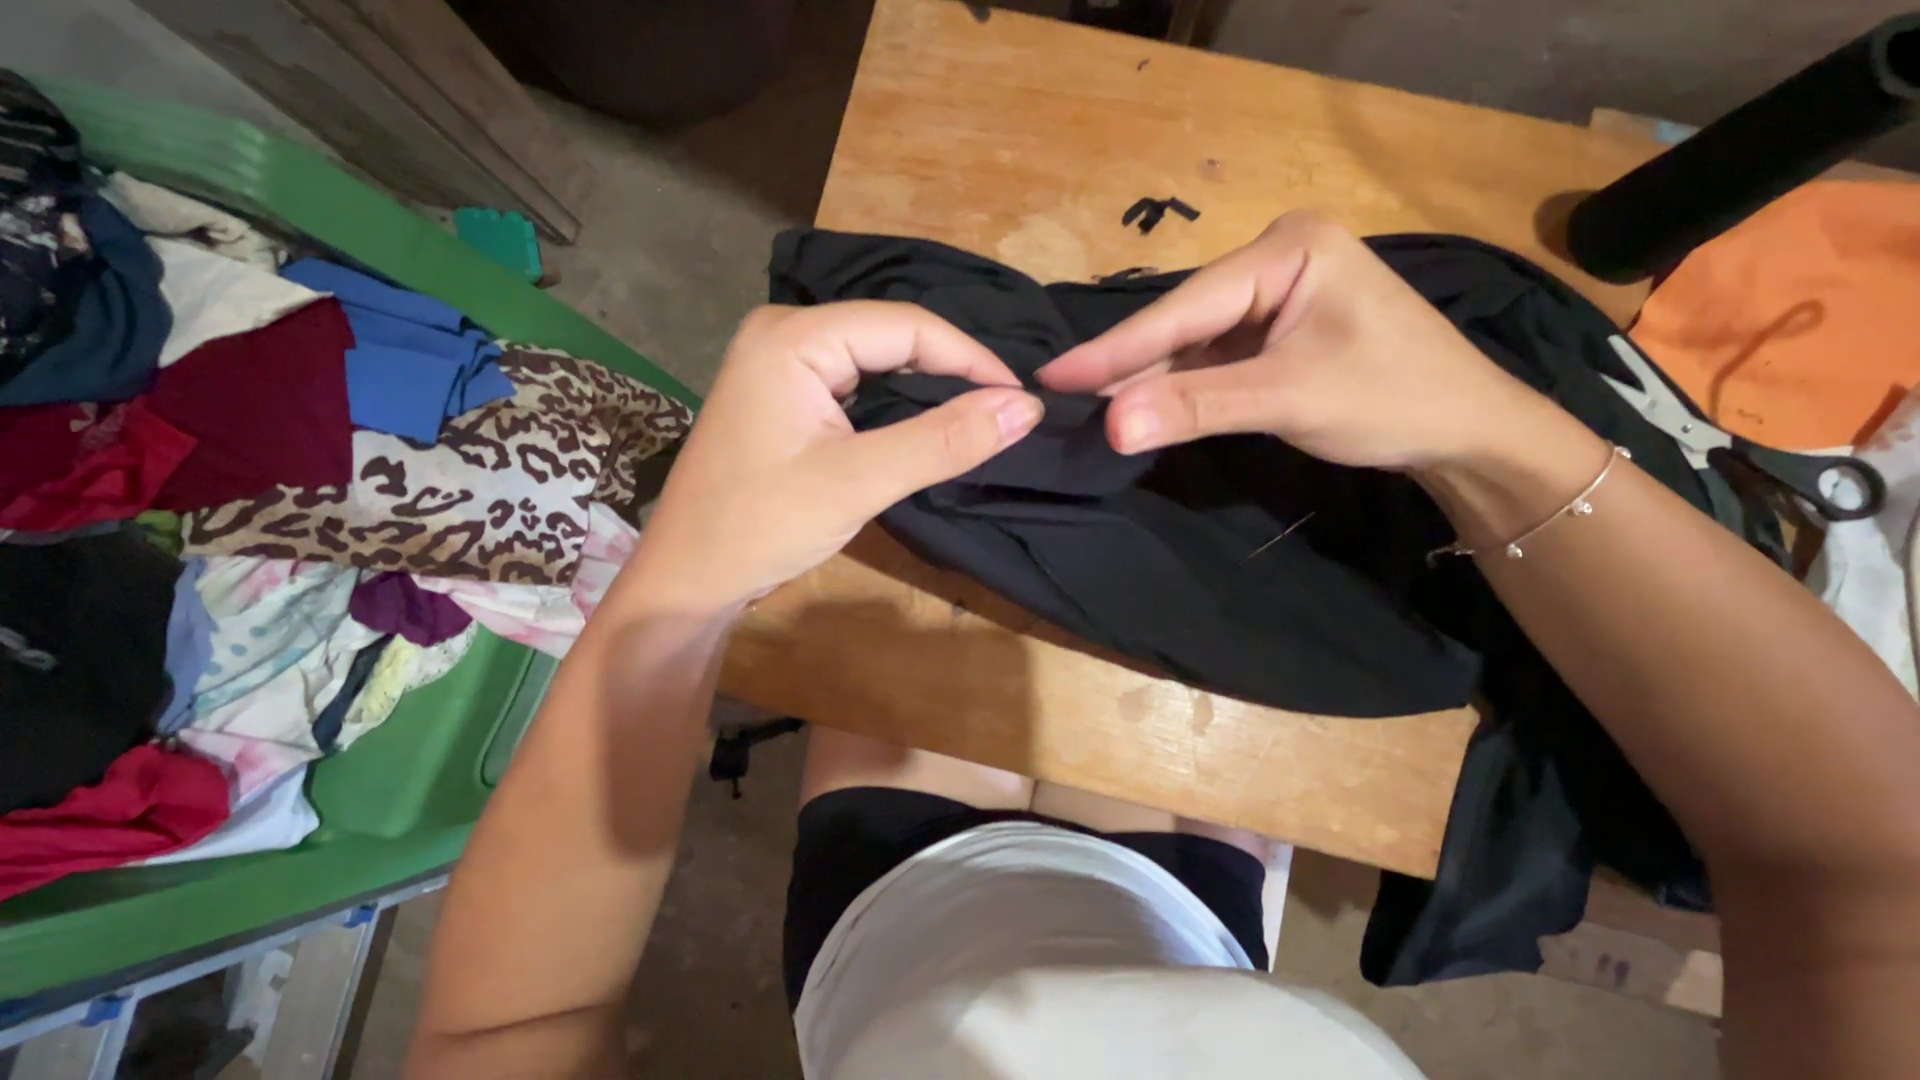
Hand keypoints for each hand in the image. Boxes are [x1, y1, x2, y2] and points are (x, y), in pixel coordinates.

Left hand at [630, 301, 1043, 612]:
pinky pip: (855, 382)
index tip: (1022, 400)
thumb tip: (1027, 407)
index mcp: (793, 338)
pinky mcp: (782, 395)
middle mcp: (783, 334)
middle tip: (1007, 408)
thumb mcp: (859, 481)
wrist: (688, 577)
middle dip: (952, 370)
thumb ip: (944, 440)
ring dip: (928, 385)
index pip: (906, 325)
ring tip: (981, 412)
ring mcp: (778, 364)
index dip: (971, 359)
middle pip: (891, 336)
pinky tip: (927, 421)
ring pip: (875, 359)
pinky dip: (896, 402)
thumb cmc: (761, 526)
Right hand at [1037, 211, 1555, 469]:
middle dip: (1129, 364)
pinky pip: (1212, 358)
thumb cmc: (1393, 399)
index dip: (1117, 348)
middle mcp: (1276, 259)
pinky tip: (1138, 405)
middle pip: (1184, 321)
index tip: (1052, 375)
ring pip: (1193, 343)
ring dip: (1148, 379)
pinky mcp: (1275, 331)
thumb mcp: (1289, 398)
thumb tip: (1110, 424)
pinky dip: (1179, 387)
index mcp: (1289, 249)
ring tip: (1084, 404)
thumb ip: (1197, 406)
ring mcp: (1276, 296)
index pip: (1186, 306)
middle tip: (1058, 395)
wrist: (1466, 431)